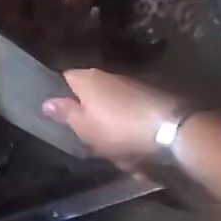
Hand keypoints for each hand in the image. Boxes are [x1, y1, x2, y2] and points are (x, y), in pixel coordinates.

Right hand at [41, 68, 182, 162]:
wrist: (173, 129)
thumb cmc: (117, 128)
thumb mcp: (83, 126)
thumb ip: (64, 113)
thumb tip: (47, 102)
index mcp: (86, 79)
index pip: (65, 78)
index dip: (61, 94)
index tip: (60, 112)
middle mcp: (108, 75)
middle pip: (91, 90)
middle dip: (89, 110)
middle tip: (87, 133)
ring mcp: (133, 83)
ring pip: (113, 103)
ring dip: (112, 120)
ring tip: (115, 145)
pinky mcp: (154, 96)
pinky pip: (134, 111)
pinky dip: (132, 125)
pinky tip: (136, 143)